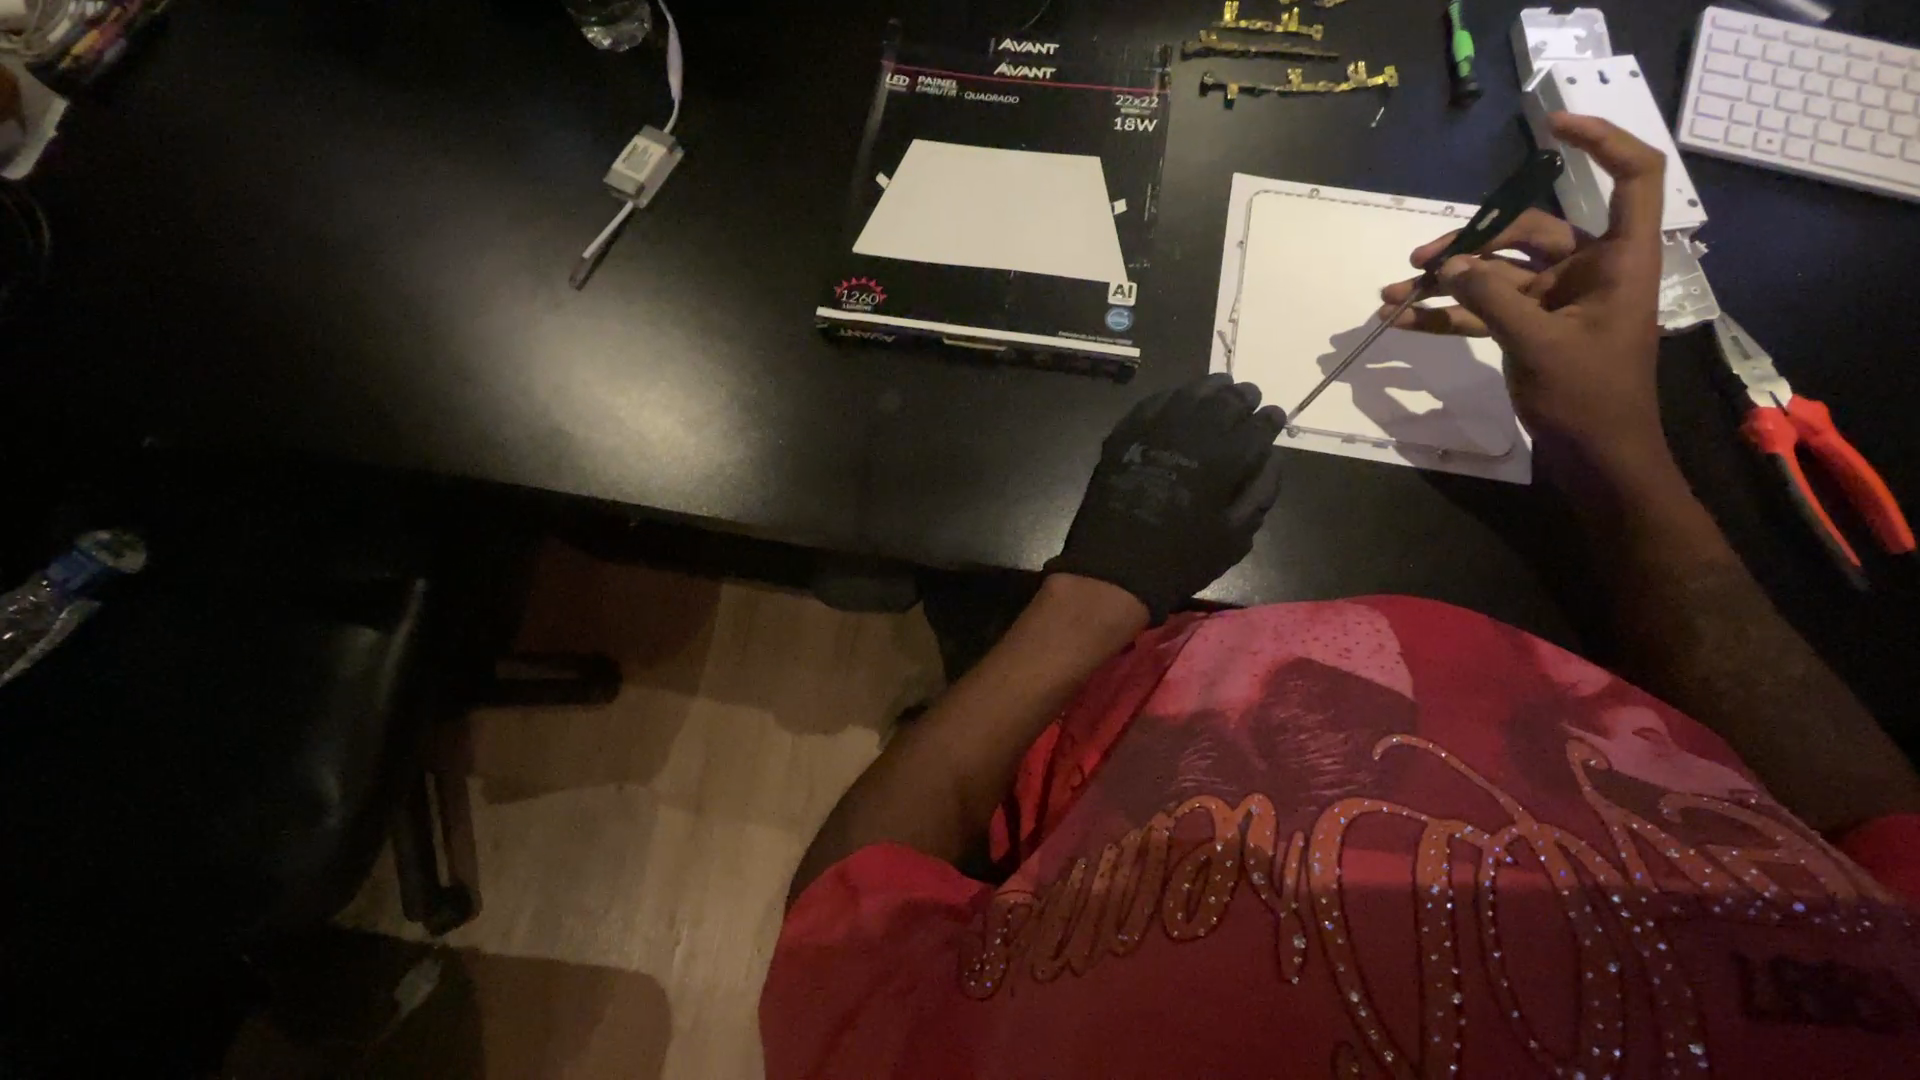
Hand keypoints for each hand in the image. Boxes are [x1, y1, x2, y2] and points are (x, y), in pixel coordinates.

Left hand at [1048, 373, 1285, 622]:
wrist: (1115, 567)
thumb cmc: (1182, 558)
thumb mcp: (1236, 537)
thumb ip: (1260, 493)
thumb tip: (1272, 458)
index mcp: (1226, 458)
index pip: (1258, 426)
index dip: (1269, 420)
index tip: (1274, 417)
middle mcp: (1193, 432)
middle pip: (1225, 401)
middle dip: (1242, 398)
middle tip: (1249, 398)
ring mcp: (1154, 428)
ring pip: (1189, 393)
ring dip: (1210, 390)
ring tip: (1221, 390)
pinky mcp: (1124, 434)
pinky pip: (1154, 402)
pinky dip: (1173, 396)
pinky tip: (1179, 399)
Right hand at [1378, 113, 1671, 482]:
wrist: (1593, 455)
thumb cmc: (1589, 397)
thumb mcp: (1540, 344)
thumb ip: (1493, 299)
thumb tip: (1449, 265)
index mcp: (1618, 260)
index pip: (1629, 178)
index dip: (1599, 143)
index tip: (1549, 128)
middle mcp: (1586, 271)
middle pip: (1525, 233)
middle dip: (1469, 244)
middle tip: (1418, 264)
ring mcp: (1551, 302)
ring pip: (1491, 275)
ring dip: (1442, 284)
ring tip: (1391, 296)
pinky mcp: (1524, 329)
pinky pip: (1478, 312)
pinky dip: (1442, 315)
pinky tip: (1401, 321)